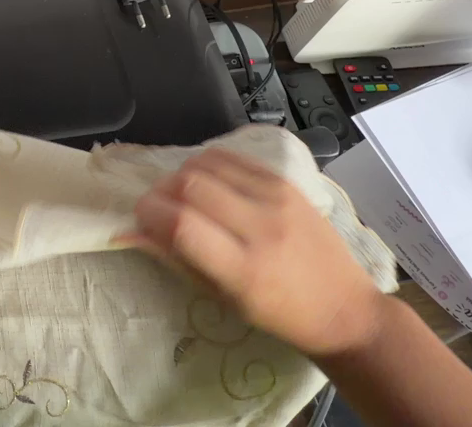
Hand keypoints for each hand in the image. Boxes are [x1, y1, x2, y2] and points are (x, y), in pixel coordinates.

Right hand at [128, 147, 387, 357]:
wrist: (346, 309)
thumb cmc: (279, 314)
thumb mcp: (222, 298)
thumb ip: (173, 258)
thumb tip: (126, 231)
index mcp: (245, 271)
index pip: (182, 224)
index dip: (150, 213)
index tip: (141, 217)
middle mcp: (262, 230)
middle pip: (189, 185)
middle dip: (161, 191)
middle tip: (159, 205)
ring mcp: (277, 200)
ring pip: (206, 164)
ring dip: (181, 175)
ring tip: (183, 193)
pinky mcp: (285, 182)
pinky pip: (231, 156)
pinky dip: (206, 163)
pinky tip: (207, 181)